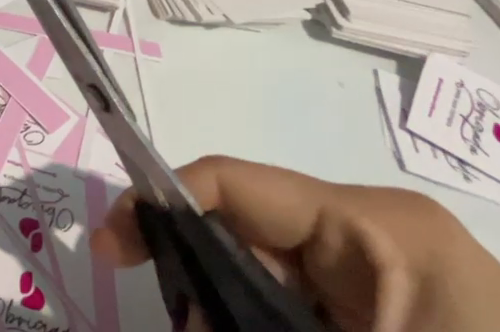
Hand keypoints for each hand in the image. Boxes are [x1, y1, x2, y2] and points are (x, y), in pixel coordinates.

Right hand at [91, 156, 499, 331]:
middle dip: (197, 276)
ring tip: (212, 330)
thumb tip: (181, 319)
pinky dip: (265, 318)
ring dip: (229, 307)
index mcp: (368, 219)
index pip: (230, 182)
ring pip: (265, 272)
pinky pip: (301, 299)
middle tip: (184, 325)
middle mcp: (369, 227)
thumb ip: (250, 314)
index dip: (158, 205)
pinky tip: (243, 328)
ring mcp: (383, 268)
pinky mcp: (389, 303)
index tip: (110, 253)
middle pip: (242, 231)